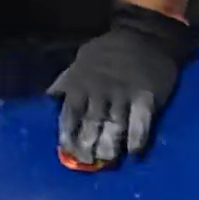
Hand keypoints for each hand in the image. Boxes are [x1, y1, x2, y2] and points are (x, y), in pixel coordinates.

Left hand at [48, 2, 198, 166]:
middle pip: (91, 123)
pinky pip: (140, 125)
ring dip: (111, 146)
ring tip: (109, 161)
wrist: (147, 37)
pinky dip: (137, 140)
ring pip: (114, 126)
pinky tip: (134, 154)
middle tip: (88, 162)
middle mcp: (100, 90)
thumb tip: (51, 99)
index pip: (69, 113)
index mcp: (81, 82)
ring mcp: (124, 95)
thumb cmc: (112, 52)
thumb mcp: (83, 60)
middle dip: (88, 145)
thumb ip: (68, 81)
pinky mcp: (146, 99)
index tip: (68, 152)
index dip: (68, 135)